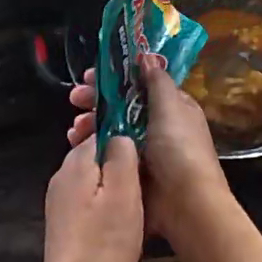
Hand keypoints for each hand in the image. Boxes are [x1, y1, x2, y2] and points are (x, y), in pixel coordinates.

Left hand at [38, 134, 143, 261]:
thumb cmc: (104, 245)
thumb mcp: (124, 193)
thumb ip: (123, 154)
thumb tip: (123, 133)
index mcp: (76, 162)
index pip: (104, 129)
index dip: (128, 136)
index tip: (150, 153)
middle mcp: (63, 175)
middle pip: (99, 154)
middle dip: (123, 163)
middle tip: (149, 182)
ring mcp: (60, 201)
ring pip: (96, 178)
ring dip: (117, 187)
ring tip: (139, 204)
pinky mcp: (63, 224)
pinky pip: (90, 200)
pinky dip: (106, 205)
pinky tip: (121, 224)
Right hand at [68, 55, 229, 237]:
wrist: (186, 205)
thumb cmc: (180, 149)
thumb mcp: (171, 108)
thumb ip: (156, 81)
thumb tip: (146, 55)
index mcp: (172, 106)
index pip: (139, 85)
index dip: (116, 77)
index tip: (91, 74)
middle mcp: (157, 125)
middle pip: (121, 106)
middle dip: (97, 101)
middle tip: (75, 98)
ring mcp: (143, 150)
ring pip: (110, 130)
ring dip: (90, 125)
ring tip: (75, 129)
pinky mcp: (131, 173)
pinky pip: (107, 154)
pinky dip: (91, 148)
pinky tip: (76, 146)